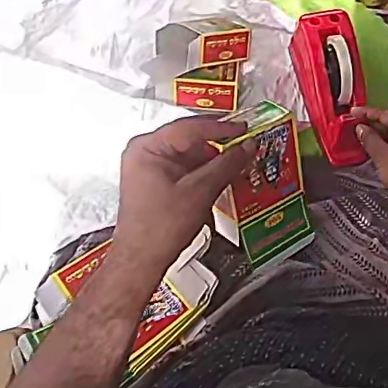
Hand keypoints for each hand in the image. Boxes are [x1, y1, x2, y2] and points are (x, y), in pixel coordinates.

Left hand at [111, 116, 254, 273]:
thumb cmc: (158, 229)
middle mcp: (144, 153)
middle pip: (189, 139)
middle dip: (218, 145)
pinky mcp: (156, 182)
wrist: (141, 260)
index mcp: (147, 148)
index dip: (221, 128)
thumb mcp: (200, 191)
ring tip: (238, 163)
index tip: (243, 128)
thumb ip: (226, 164)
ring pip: (189, 155)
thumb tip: (245, 147)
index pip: (190, 127)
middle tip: (244, 144)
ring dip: (213, 160)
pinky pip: (185, 169)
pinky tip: (222, 177)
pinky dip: (204, 172)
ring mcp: (149, 167)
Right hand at [349, 105, 387, 202]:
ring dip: (384, 136)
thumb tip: (360, 128)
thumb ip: (369, 137)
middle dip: (376, 125)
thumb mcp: (381, 154)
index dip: (368, 113)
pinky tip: (380, 150)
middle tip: (358, 128)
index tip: (354, 113)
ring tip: (366, 139)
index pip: (387, 113)